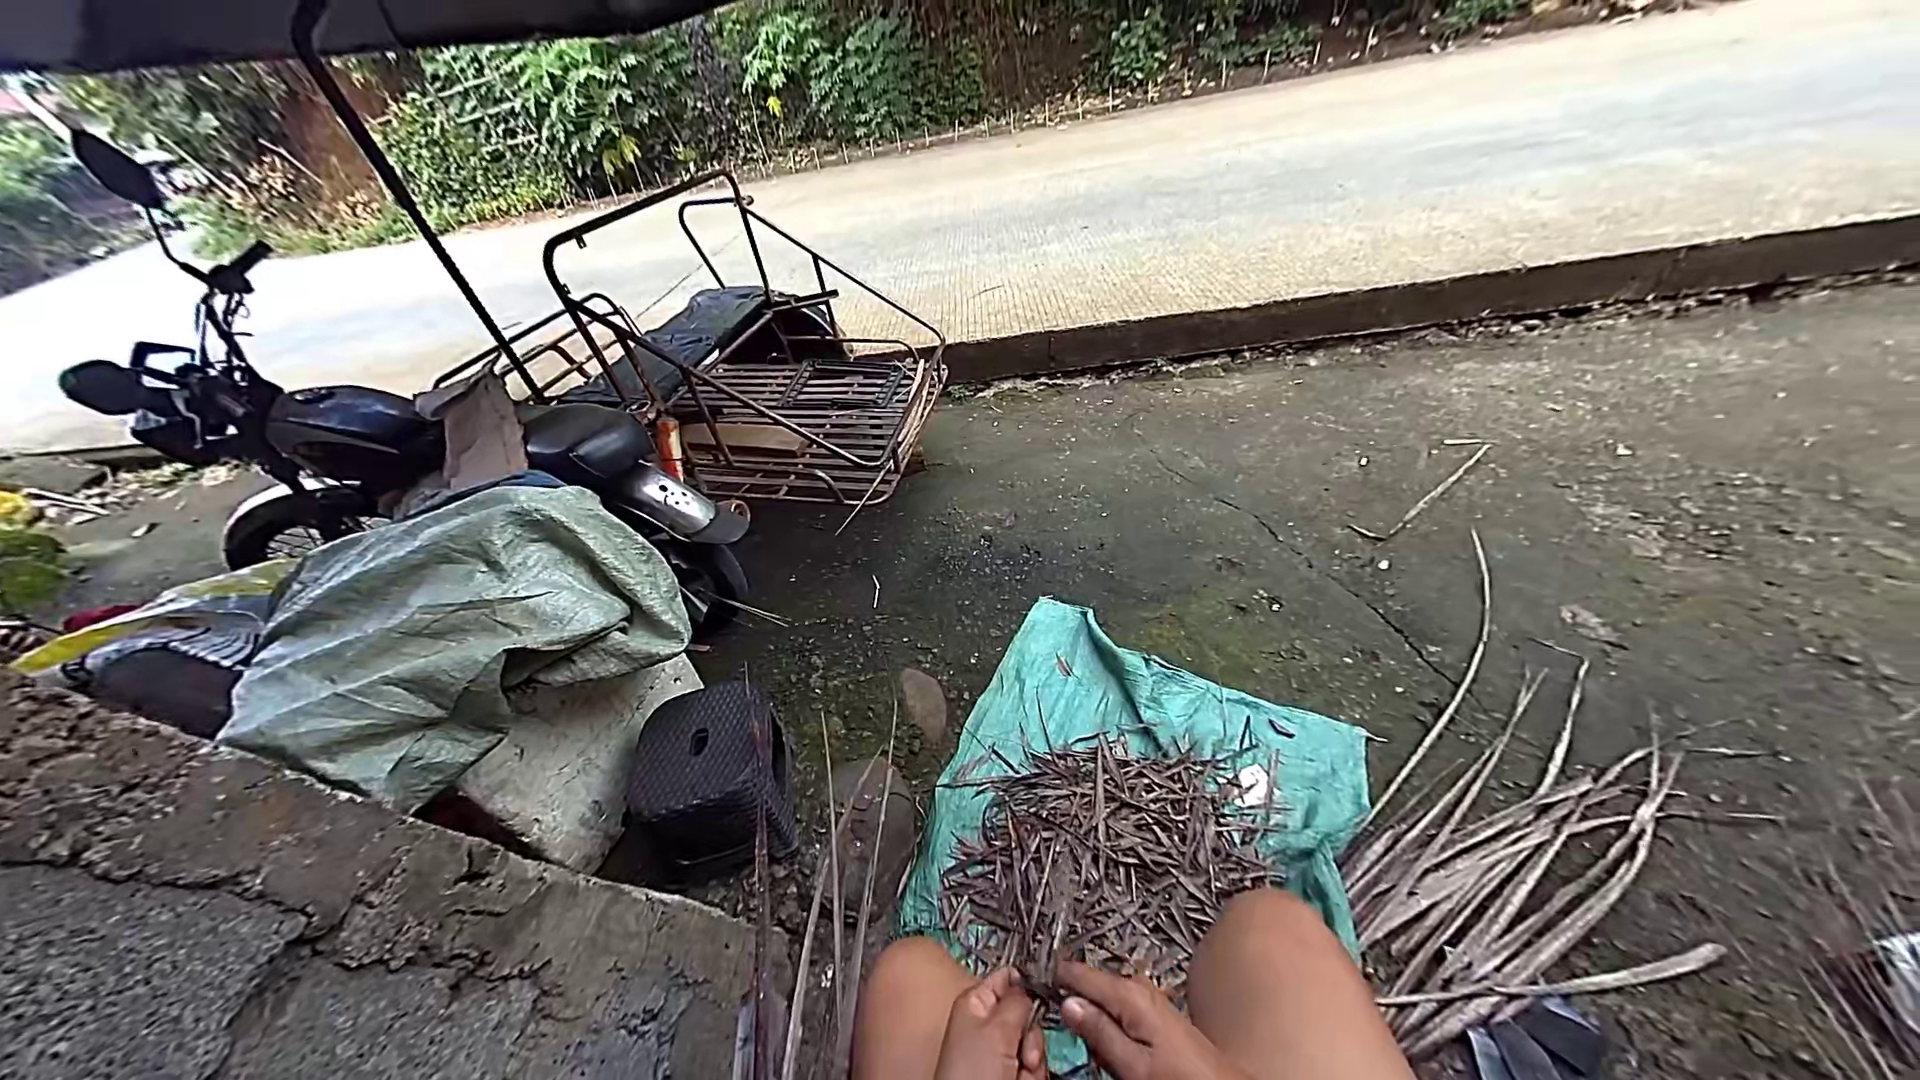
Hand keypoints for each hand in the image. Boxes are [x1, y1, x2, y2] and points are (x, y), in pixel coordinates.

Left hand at [933, 968, 1047, 1079]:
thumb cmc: (971, 1076)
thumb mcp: (996, 1029)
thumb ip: (1016, 1000)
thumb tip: (1029, 984)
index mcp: (975, 1004)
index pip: (1007, 978)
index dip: (1025, 986)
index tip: (1038, 998)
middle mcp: (987, 1027)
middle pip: (1026, 1017)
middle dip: (1031, 1038)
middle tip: (1023, 1054)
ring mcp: (997, 1056)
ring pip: (1033, 1048)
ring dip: (1032, 1064)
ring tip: (1017, 1076)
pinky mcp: (1008, 1078)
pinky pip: (1032, 1072)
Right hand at [1058, 962, 1253, 1079]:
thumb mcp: (1132, 1066)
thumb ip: (1098, 1032)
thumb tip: (1068, 1004)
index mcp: (1129, 994)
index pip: (1079, 973)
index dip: (1055, 978)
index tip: (1035, 982)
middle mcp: (1138, 987)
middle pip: (1091, 984)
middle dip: (1074, 1000)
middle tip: (1059, 1023)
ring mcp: (1147, 997)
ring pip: (1104, 997)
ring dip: (1091, 1014)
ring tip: (1087, 1040)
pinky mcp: (1154, 1010)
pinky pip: (1119, 1008)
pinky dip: (1108, 1021)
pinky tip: (1110, 1044)